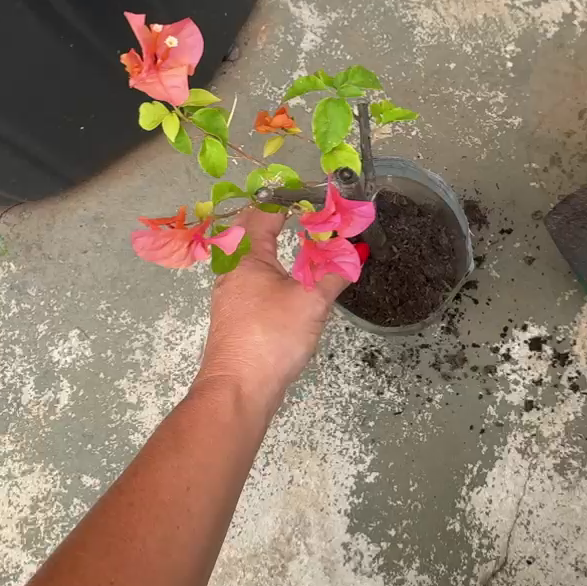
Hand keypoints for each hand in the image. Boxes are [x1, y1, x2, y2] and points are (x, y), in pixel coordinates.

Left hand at [195, 207, 347, 416]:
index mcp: (246, 256)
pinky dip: (270, 266)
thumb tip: (356, 253)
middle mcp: (232, 269)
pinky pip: (251, 276)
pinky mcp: (235, 314)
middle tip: (304, 213)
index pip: (263, 213)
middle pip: (250, 230)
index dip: (287, 200)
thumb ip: (335, 273)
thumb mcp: (312, 301)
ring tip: (300, 241)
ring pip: (248, 255)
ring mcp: (230, 293)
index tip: (311, 195)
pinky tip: (287, 278)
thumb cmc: (271, 338)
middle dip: (275, 218)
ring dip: (271, 243)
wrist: (239, 389)